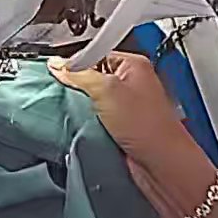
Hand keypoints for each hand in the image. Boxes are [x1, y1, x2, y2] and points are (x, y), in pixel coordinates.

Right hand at [48, 52, 203, 171]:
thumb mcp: (107, 90)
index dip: (76, 62)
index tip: (57, 70)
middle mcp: (130, 83)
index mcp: (133, 65)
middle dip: (76, 86)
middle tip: (65, 92)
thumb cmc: (147, 126)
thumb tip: (59, 65)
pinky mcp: (119, 125)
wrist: (160, 163)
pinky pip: (94, 117)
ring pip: (91, 99)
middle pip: (92, 76)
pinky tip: (81, 124)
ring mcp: (125, 106)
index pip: (96, 54)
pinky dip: (86, 121)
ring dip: (81, 106)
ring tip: (75, 111)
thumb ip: (80, 75)